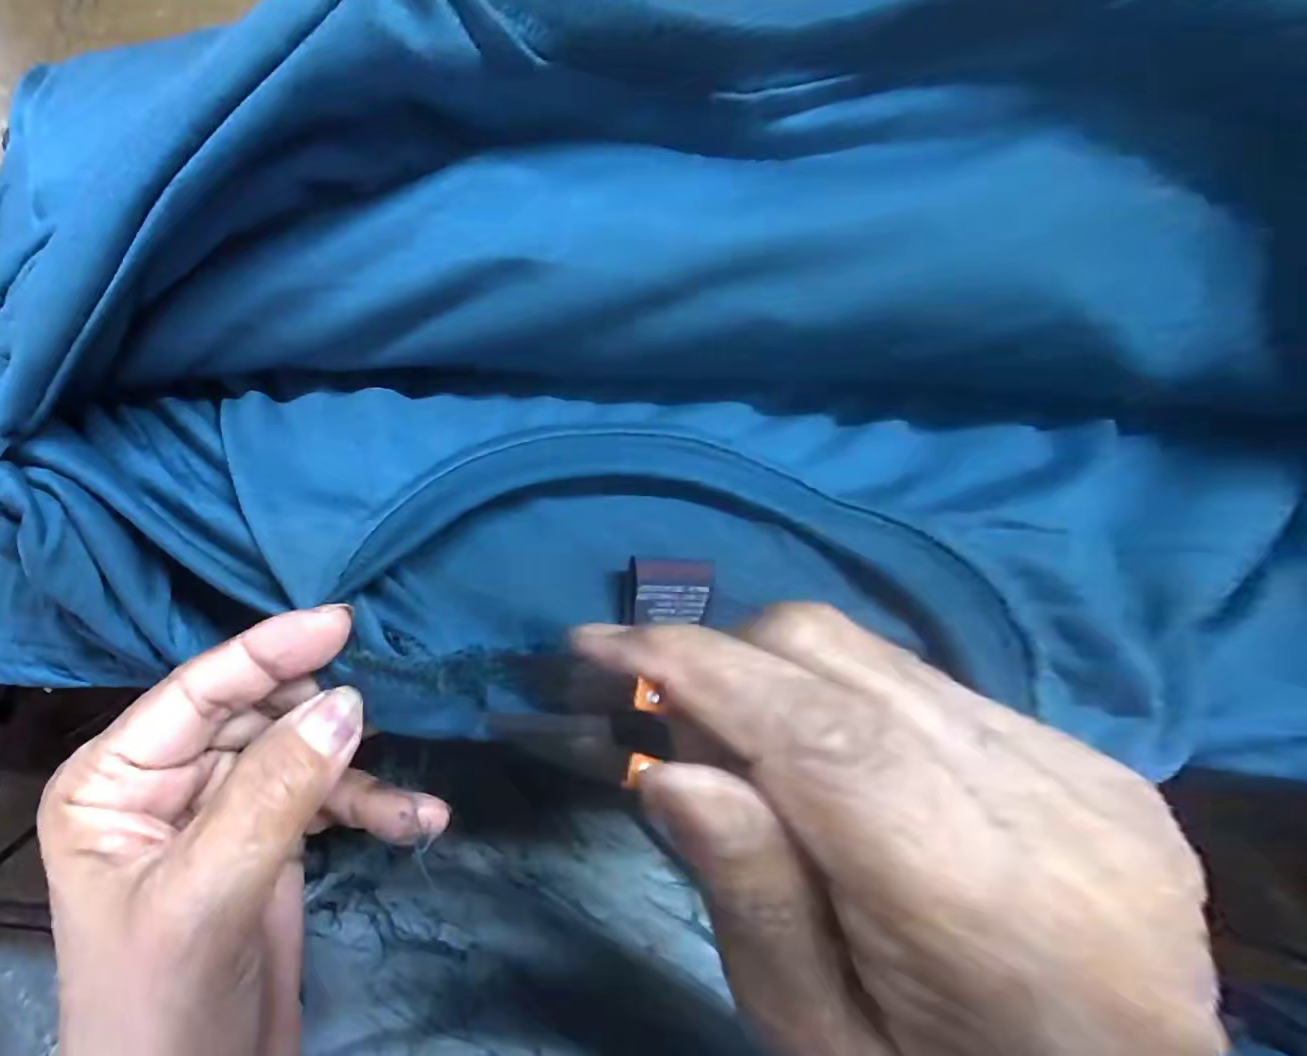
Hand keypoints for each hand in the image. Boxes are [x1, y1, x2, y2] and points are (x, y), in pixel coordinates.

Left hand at [37, 605, 451, 1055]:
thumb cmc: (158, 1009)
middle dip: (313, 707)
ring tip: (400, 768)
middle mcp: (163, 776)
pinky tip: (417, 818)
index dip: (268, 650)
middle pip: (251, 711)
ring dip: (351, 763)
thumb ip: (274, 794)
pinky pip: (318, 797)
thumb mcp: (208, 896)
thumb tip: (344, 704)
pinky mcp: (263, 835)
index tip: (338, 619)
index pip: (197, 691)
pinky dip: (366, 804)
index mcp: (113, 775)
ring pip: (293, 749)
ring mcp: (217, 803)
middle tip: (377, 698)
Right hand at [573, 603, 1223, 1055]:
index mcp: (979, 904)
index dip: (688, 665)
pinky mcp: (1072, 752)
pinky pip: (896, 671)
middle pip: (823, 654)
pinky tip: (821, 760)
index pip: (810, 730)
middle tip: (672, 736)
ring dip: (758, 672)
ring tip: (743, 749)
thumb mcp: (808, 1028)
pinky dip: (817, 690)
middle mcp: (1041, 805)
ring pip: (853, 647)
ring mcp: (1071, 766)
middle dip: (710, 664)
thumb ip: (747, 895)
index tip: (590, 646)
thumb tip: (665, 772)